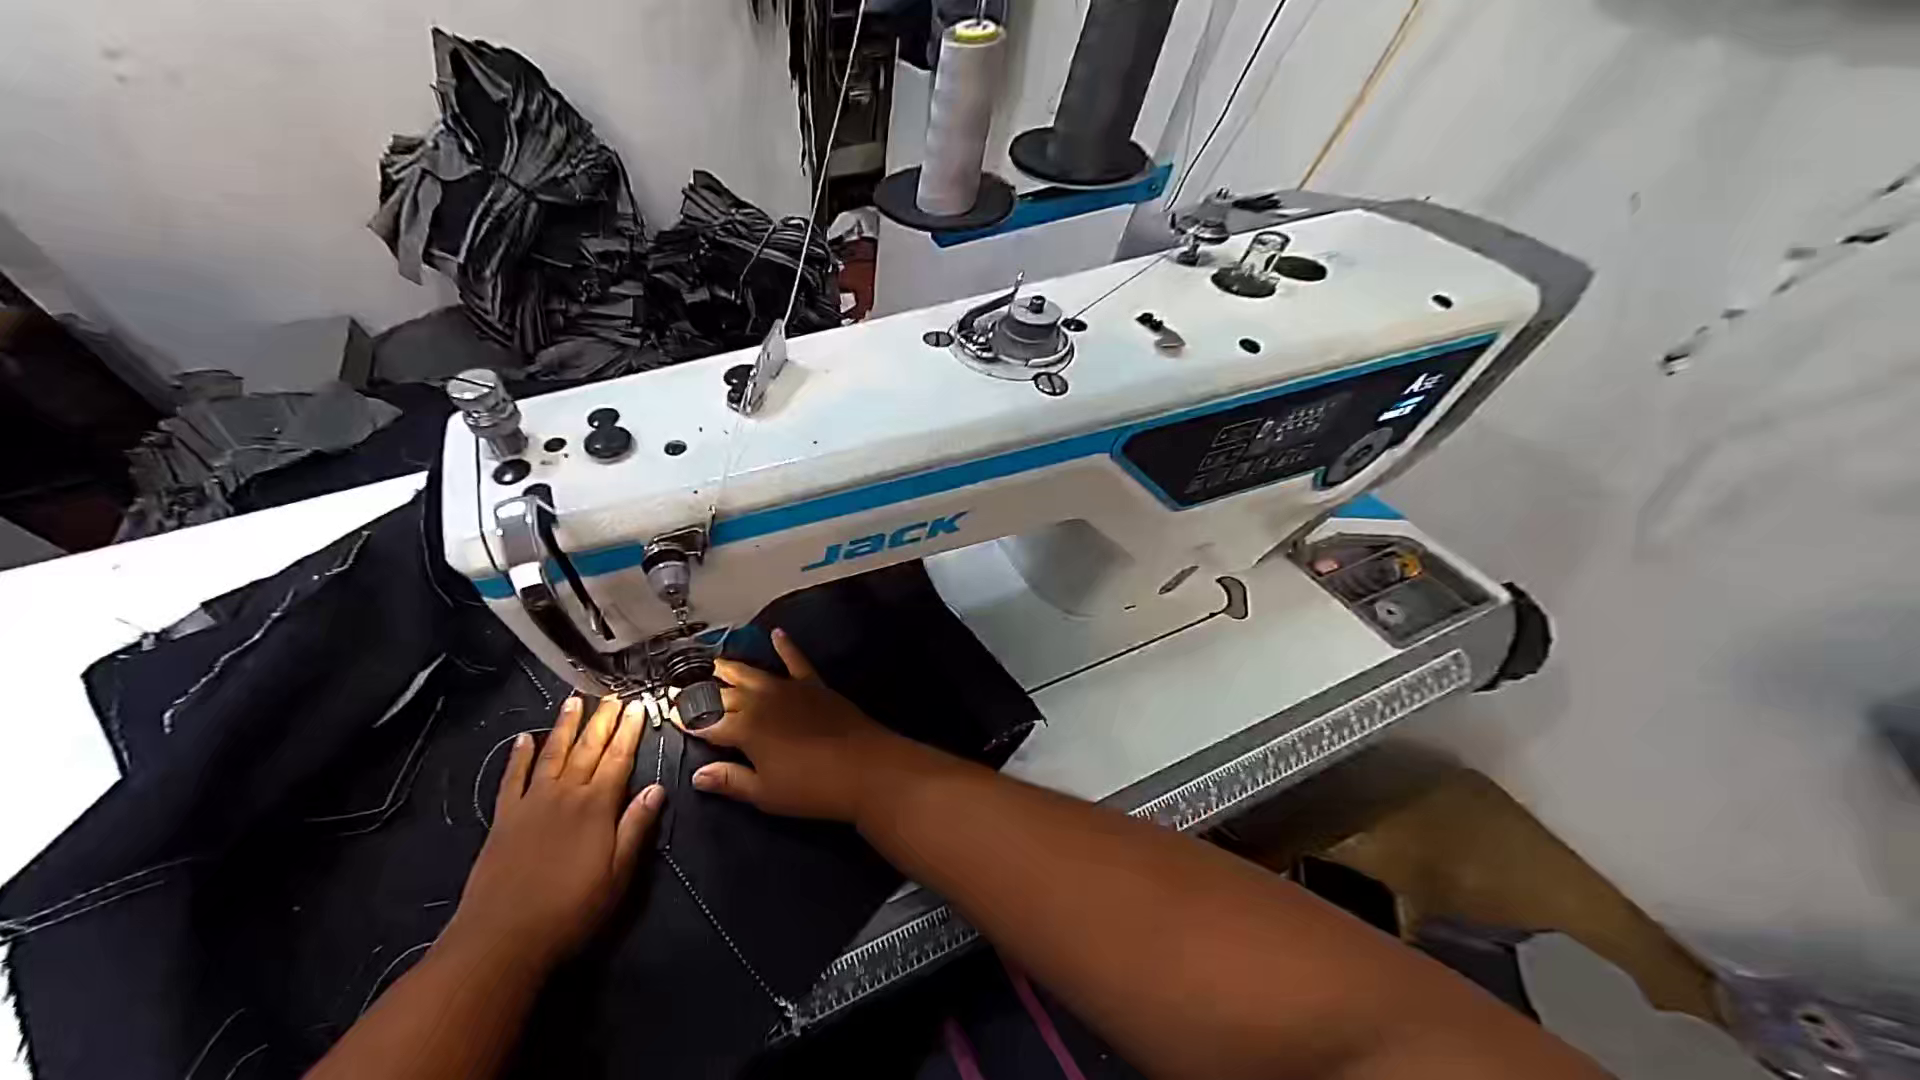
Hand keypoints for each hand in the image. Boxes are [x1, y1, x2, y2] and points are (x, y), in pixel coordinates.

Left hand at [447, 696, 663, 972]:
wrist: (500, 940)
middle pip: (587, 750)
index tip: (638, 707)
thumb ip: (636, 827)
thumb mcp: (618, 875)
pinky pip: (512, 779)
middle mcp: (565, 796)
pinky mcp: (504, 820)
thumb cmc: (570, 910)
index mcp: (596, 808)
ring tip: (574, 702)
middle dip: (602, 720)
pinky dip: (518, 757)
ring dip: (565, 727)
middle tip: (612, 695)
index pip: (618, 760)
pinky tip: (524, 738)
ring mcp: (531, 805)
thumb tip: (658, 788)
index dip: (629, 732)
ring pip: (552, 755)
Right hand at [677, 629, 918, 821]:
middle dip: (700, 692)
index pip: (705, 721)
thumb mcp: (764, 793)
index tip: (668, 712)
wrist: (864, 767)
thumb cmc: (811, 787)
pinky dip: (785, 646)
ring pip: (751, 672)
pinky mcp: (813, 684)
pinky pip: (795, 660)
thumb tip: (696, 774)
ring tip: (714, 663)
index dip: (685, 718)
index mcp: (743, 729)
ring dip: (731, 667)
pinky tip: (777, 634)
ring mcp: (788, 689)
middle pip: (723, 693)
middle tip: (682, 687)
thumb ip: (729, 780)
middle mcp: (760, 701)